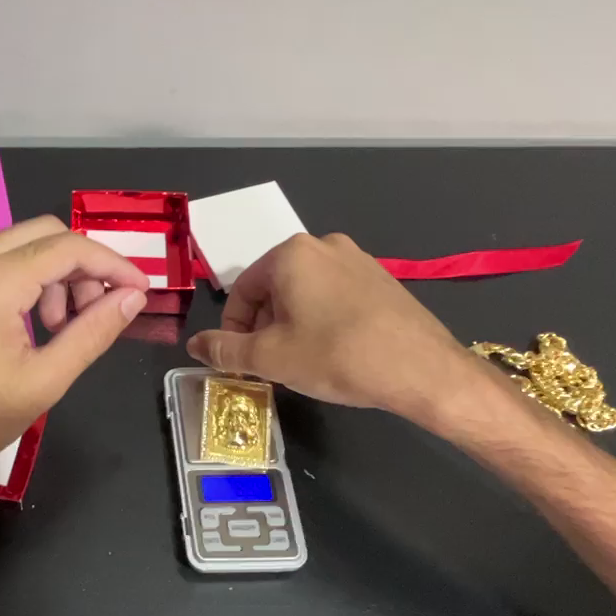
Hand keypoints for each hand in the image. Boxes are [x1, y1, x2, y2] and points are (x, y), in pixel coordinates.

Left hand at [0, 216, 150, 494]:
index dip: (112, 265)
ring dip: (53, 273)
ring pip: (19, 244)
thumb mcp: (44, 381)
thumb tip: (132, 298)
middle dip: (82, 266)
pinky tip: (31, 323)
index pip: (68, 247)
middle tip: (96, 312)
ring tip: (58, 327)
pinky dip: (24, 279)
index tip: (139, 291)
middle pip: (44, 233)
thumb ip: (92, 332)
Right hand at [185, 233, 485, 423]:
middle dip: (264, 325)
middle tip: (270, 362)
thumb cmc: (335, 356)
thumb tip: (194, 344)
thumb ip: (224, 349)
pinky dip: (322, 320)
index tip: (240, 359)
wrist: (421, 370)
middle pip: (273, 288)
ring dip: (292, 323)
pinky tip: (333, 351)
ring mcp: (358, 260)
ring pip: (305, 292)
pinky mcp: (383, 279)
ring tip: (301, 360)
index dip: (234, 328)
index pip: (242, 290)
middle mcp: (323, 245)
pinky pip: (335, 296)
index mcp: (290, 254)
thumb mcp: (269, 357)